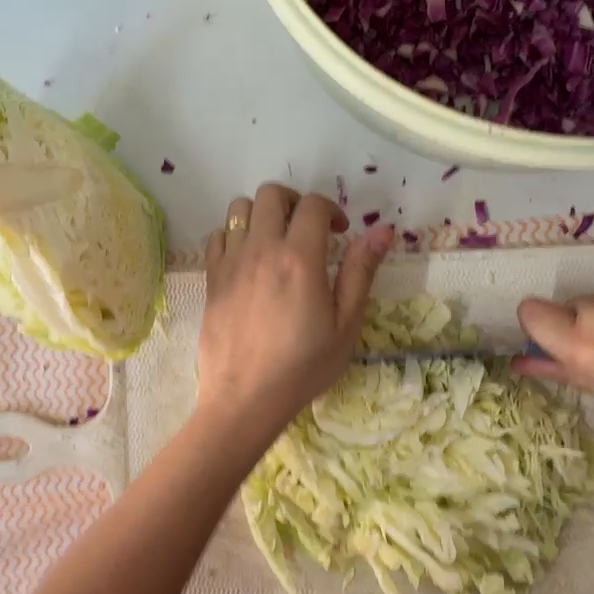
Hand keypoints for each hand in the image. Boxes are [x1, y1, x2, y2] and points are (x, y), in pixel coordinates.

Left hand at [197, 184, 393, 446]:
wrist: (245, 399)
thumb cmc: (303, 367)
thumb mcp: (344, 325)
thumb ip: (360, 272)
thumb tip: (382, 229)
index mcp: (299, 258)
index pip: (313, 205)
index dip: (331, 210)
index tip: (340, 232)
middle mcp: (261, 249)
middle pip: (271, 194)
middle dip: (295, 202)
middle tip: (308, 229)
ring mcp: (230, 262)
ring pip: (239, 208)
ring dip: (261, 213)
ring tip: (276, 240)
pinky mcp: (211, 278)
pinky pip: (217, 236)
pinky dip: (234, 235)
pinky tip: (248, 259)